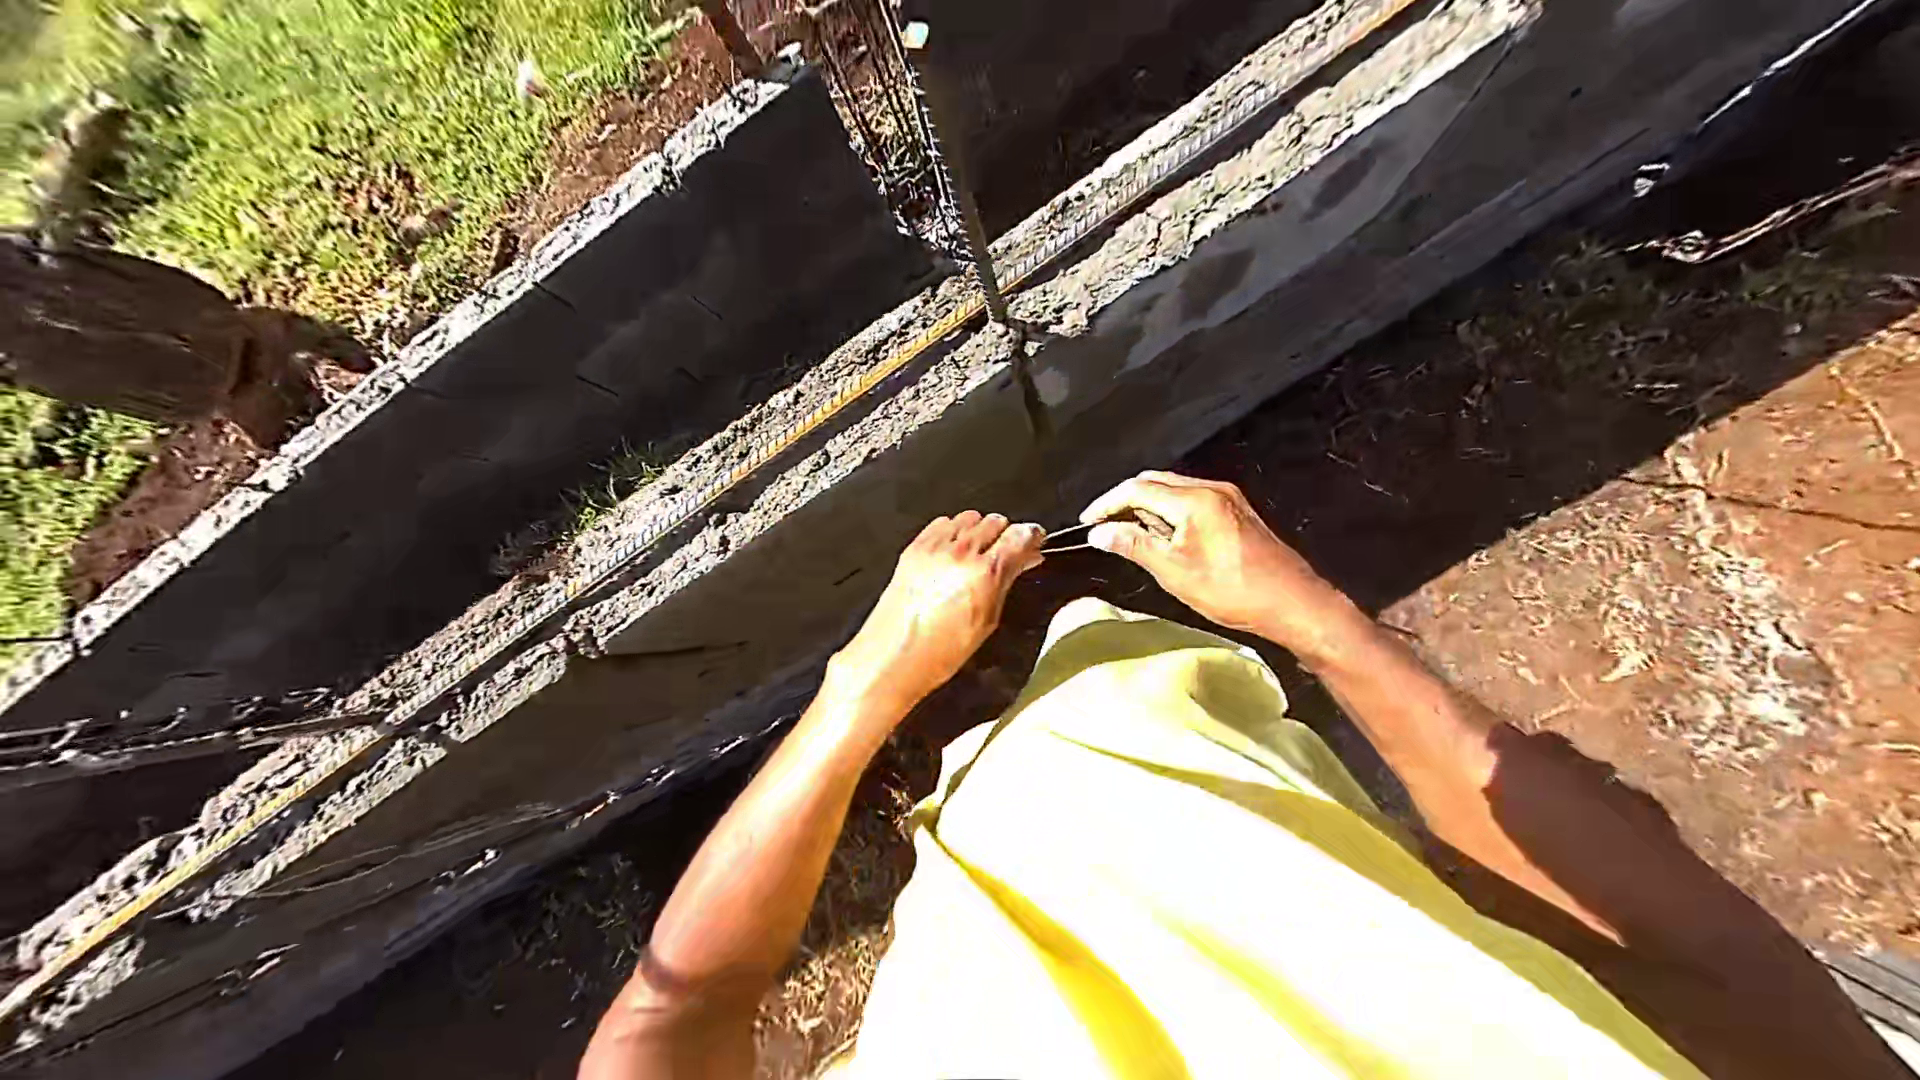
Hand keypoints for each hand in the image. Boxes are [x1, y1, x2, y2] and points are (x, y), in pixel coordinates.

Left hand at [830, 512, 1045, 710]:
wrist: (893, 656)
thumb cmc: (937, 651)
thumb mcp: (987, 620)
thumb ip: (1007, 581)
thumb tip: (1023, 561)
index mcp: (985, 572)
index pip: (1020, 534)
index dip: (1032, 536)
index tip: (1034, 541)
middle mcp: (960, 553)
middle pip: (995, 521)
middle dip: (1006, 534)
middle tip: (1007, 552)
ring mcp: (935, 548)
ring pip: (969, 518)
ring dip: (979, 530)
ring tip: (979, 553)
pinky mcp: (914, 548)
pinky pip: (942, 524)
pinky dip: (953, 531)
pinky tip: (953, 550)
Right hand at [1083, 471, 1364, 660]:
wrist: (1294, 603)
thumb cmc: (1233, 591)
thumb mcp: (1174, 572)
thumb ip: (1134, 545)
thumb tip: (1100, 532)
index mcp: (1194, 500)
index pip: (1137, 489)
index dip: (1107, 504)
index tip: (1087, 523)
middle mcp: (1211, 489)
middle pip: (1154, 482)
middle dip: (1125, 501)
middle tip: (1106, 527)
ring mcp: (1227, 498)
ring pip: (1173, 490)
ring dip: (1147, 507)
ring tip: (1132, 536)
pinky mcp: (1236, 511)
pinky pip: (1191, 499)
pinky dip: (1168, 512)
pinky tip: (1165, 536)